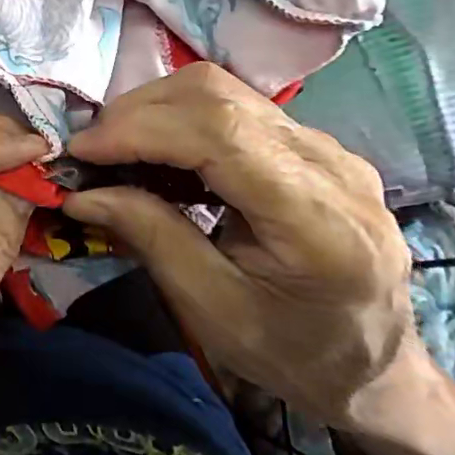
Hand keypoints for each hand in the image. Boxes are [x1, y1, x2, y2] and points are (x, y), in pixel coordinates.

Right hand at [60, 63, 429, 431]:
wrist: (374, 365)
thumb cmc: (292, 351)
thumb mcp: (212, 309)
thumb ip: (151, 238)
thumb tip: (82, 192)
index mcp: (318, 219)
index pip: (220, 134)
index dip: (140, 129)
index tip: (80, 150)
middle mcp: (331, 165)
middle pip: (217, 96)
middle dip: (136, 112)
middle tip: (88, 150)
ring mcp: (324, 148)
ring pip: (220, 90)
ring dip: (151, 108)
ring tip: (113, 148)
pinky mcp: (308, 144)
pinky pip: (229, 105)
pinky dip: (174, 117)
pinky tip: (152, 150)